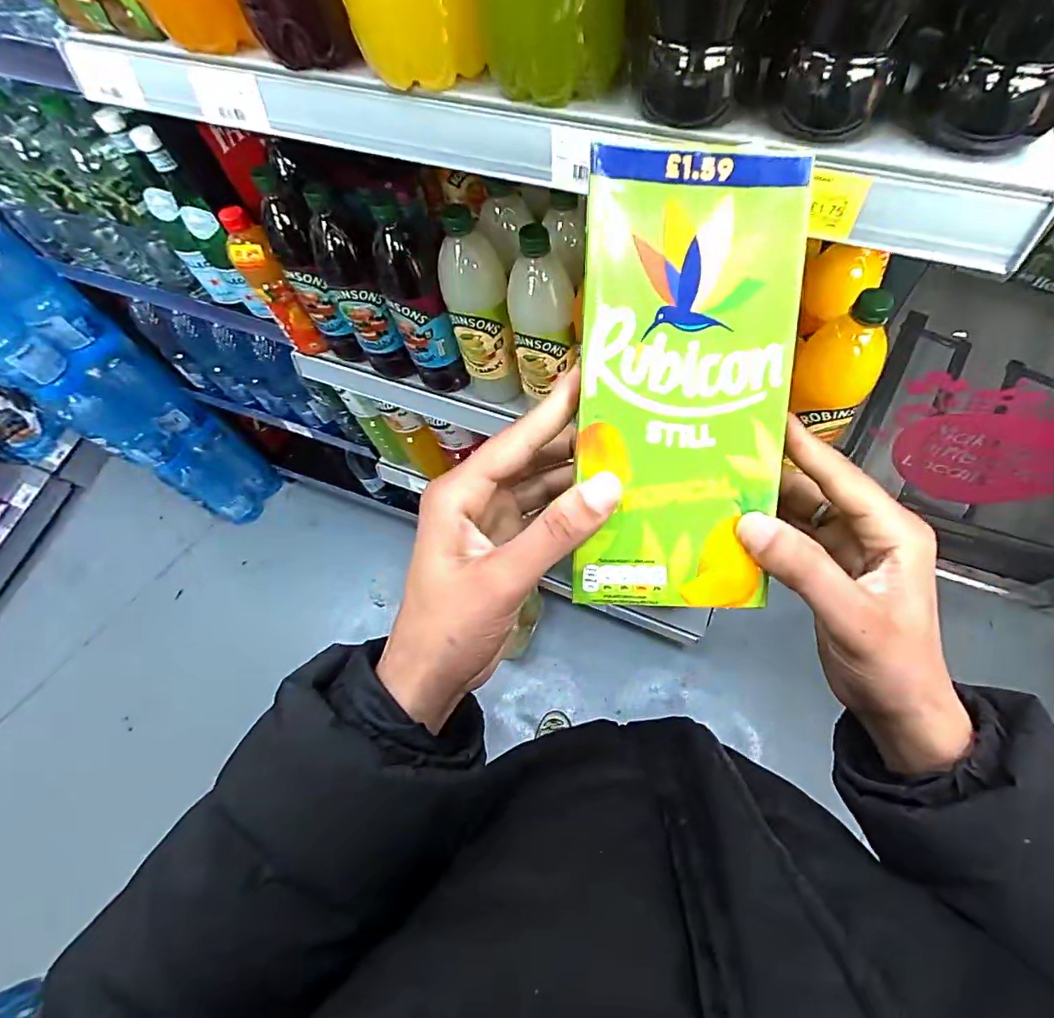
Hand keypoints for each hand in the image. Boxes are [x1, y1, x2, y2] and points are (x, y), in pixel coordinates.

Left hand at [380, 370, 622, 732]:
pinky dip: (570, 511)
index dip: (552, 409)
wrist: (430, 678)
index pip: (514, 442)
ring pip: (540, 489)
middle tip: (622, 418)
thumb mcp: (503, 577)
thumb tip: (609, 484)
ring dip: (575, 476)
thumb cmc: (452, 625)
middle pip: (530, 461)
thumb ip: (555, 532)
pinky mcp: (505, 547)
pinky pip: (543, 518)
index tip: (586, 376)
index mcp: (460, 493)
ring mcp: (491, 523)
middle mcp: (475, 499)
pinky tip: (603, 503)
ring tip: (624, 455)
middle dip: (572, 441)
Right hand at [734, 416, 971, 773]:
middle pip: (818, 490)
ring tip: (721, 478)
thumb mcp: (850, 616)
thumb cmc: (891, 665)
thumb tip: (747, 521)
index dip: (804, 445)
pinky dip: (766, 532)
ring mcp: (849, 550)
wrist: (901, 714)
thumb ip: (802, 567)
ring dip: (766, 500)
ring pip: (802, 513)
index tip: (766, 414)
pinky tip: (735, 523)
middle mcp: (871, 530)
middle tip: (727, 447)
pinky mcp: (830, 569)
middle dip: (775, 469)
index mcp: (892, 530)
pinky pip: (794, 539)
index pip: (841, 477)